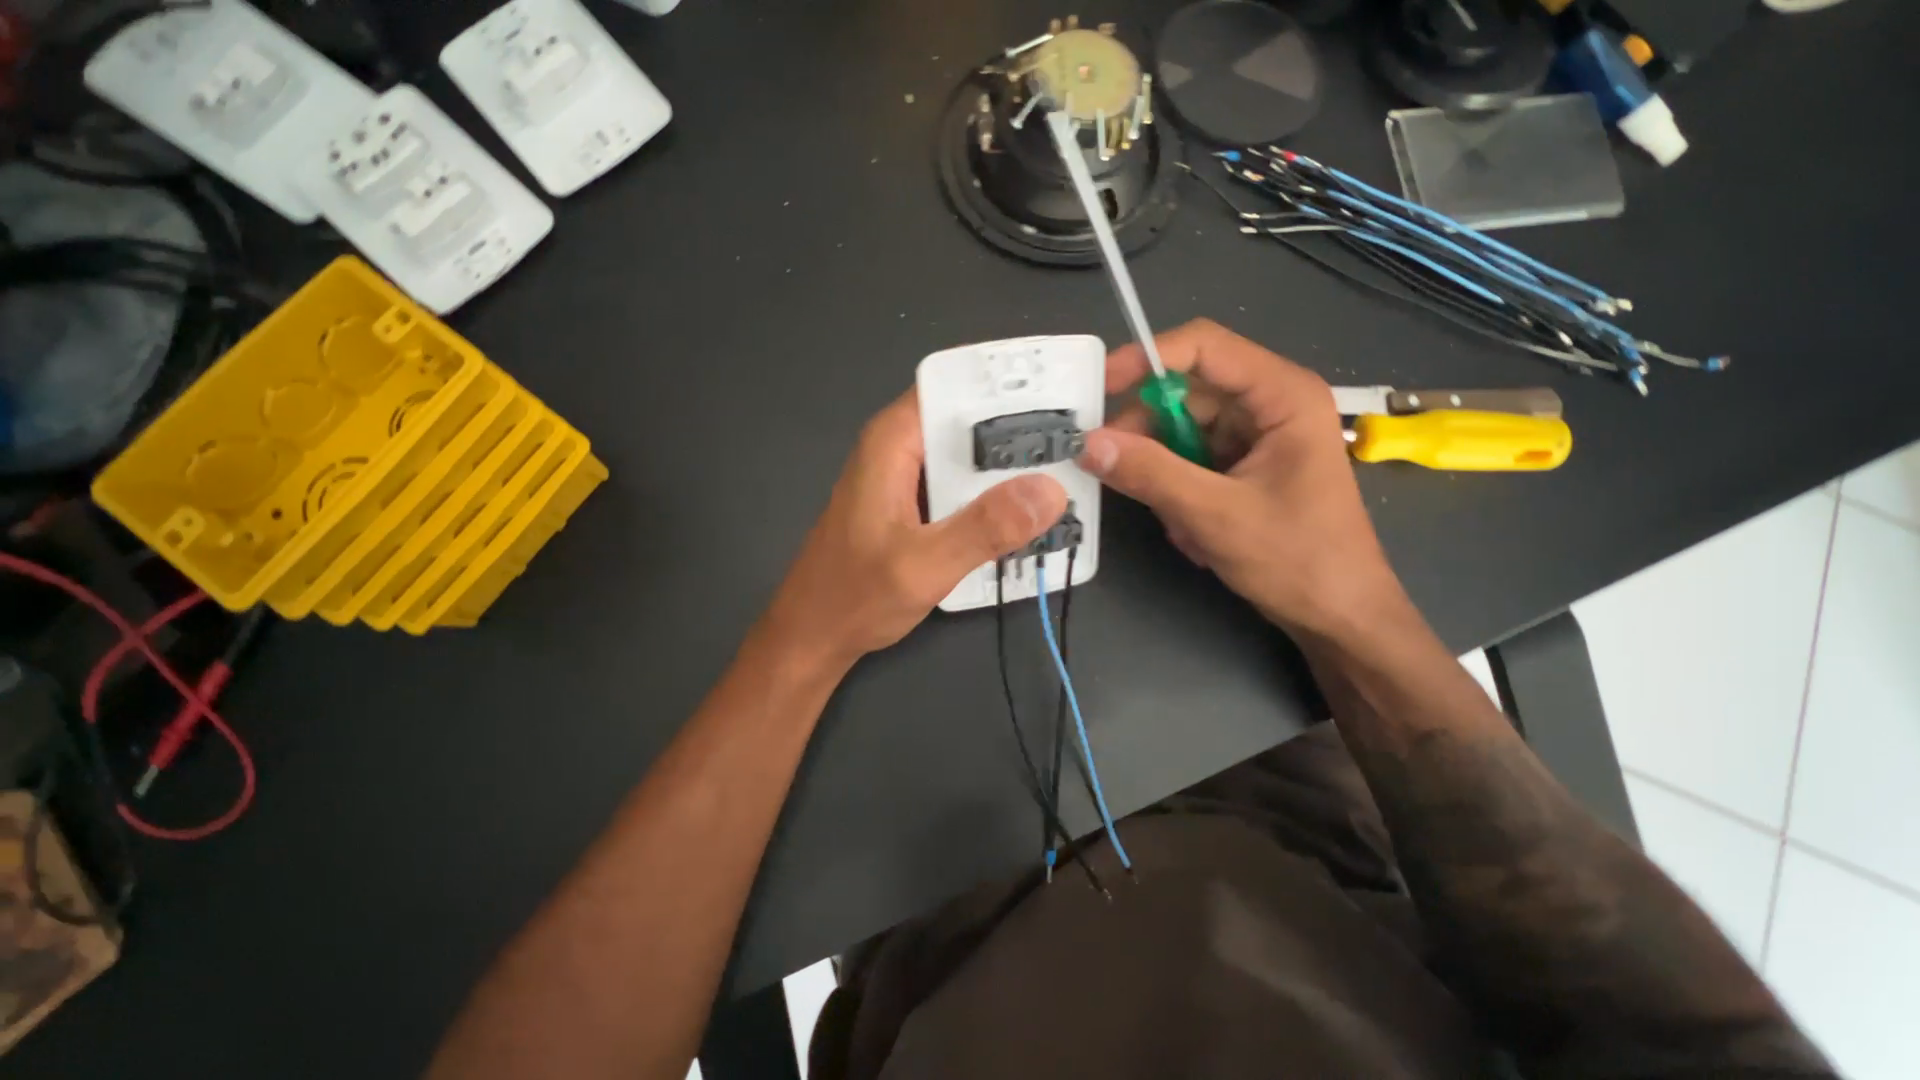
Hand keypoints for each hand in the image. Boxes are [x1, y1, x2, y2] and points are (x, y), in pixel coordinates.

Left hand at [760, 390, 1068, 670]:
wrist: (812, 636)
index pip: (955, 382)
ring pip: (967, 452)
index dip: (1006, 381)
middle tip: (1080, 440)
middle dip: (1021, 424)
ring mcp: (904, 476)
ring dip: (1011, 462)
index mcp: (893, 441)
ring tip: (1069, 470)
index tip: (1063, 390)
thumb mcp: (924, 565)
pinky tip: (1029, 509)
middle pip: (968, 416)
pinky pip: (960, 483)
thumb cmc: (855, 596)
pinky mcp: (911, 504)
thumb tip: (1050, 490)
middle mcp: (898, 447)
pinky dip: (993, 492)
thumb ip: (985, 528)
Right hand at [1077, 319, 1404, 638]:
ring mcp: (1258, 436)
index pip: (1203, 347)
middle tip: (1116, 470)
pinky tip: (1194, 532)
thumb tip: (1089, 443)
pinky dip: (1179, 492)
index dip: (1147, 359)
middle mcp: (1271, 404)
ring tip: (1179, 521)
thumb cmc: (1299, 560)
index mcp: (1283, 395)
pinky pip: (1191, 460)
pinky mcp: (1246, 465)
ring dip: (1166, 474)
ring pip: (1182, 431)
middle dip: (1150, 433)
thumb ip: (1151, 473)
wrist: (1342, 617)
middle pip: (1186, 392)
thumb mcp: (1216, 516)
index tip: (1099, 389)